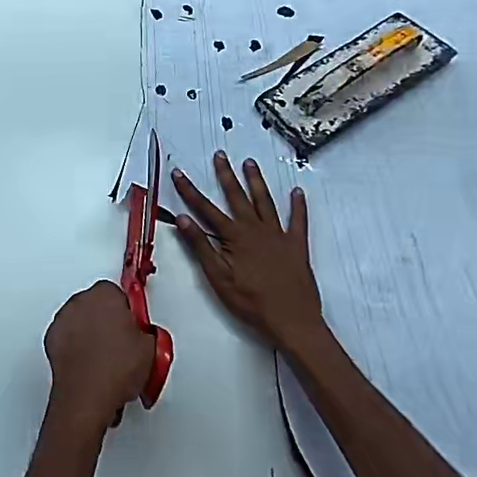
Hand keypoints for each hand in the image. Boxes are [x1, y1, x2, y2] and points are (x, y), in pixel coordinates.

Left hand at [43, 281, 153, 422]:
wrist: (87, 394)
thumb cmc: (114, 370)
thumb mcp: (150, 349)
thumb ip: (146, 331)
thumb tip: (145, 336)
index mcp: (105, 295)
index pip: (117, 292)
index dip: (127, 310)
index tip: (134, 324)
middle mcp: (80, 301)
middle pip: (97, 304)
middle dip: (108, 320)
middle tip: (123, 344)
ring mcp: (63, 318)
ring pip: (81, 320)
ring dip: (91, 332)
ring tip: (107, 360)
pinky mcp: (51, 337)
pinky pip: (68, 336)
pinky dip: (76, 346)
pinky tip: (90, 365)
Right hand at [171, 152, 325, 350]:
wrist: (293, 321)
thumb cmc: (251, 302)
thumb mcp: (218, 277)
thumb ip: (201, 246)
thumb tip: (183, 219)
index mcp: (235, 237)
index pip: (206, 209)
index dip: (189, 191)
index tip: (178, 173)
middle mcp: (256, 230)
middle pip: (237, 197)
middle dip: (226, 175)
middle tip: (220, 156)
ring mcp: (278, 236)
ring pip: (265, 202)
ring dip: (256, 182)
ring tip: (249, 163)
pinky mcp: (296, 246)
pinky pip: (298, 221)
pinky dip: (298, 206)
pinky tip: (297, 193)